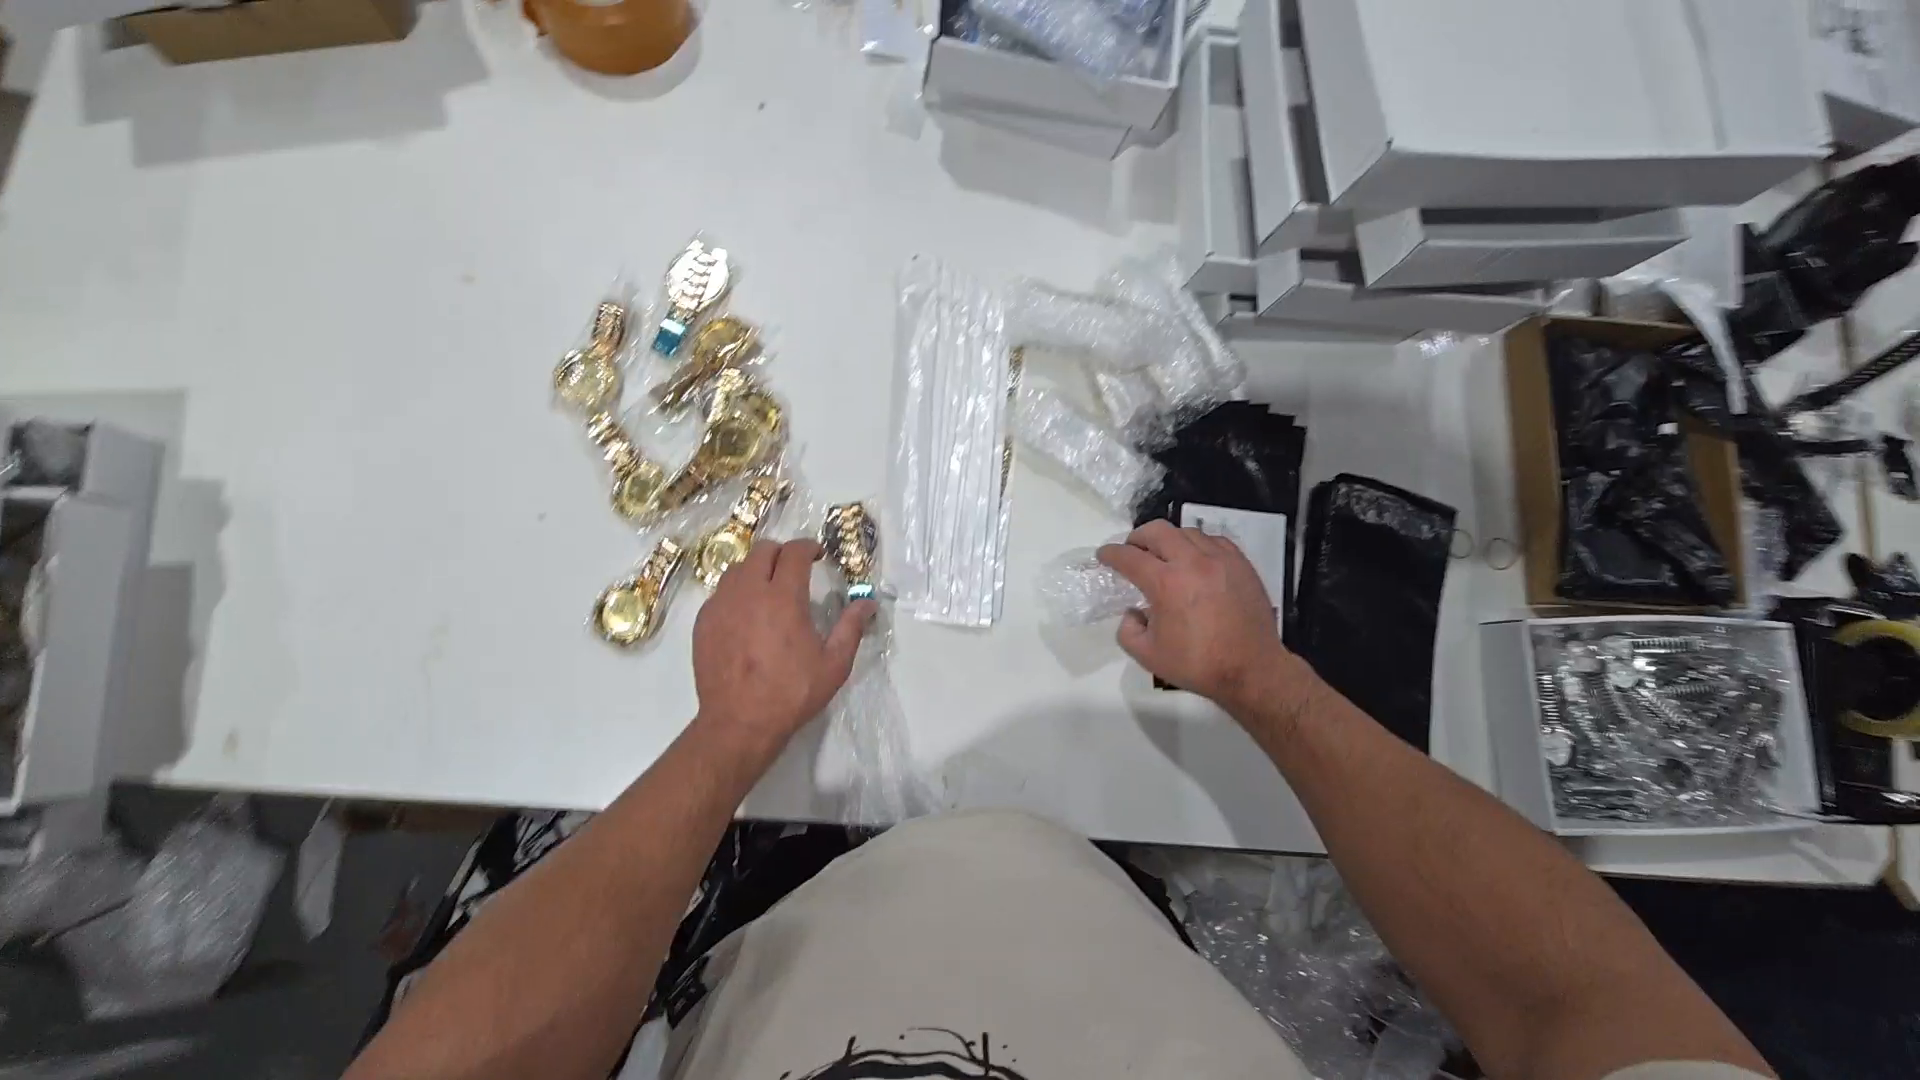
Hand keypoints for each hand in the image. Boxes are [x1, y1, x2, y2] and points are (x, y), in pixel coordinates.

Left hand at [691, 540, 874, 755]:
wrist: (739, 723)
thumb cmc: (792, 693)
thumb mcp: (834, 663)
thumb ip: (851, 627)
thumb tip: (868, 603)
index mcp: (783, 597)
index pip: (794, 552)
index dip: (808, 547)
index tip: (817, 555)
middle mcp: (749, 592)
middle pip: (762, 551)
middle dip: (781, 553)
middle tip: (794, 569)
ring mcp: (721, 605)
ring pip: (737, 569)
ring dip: (756, 570)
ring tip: (769, 589)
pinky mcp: (703, 622)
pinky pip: (720, 593)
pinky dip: (736, 592)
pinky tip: (747, 615)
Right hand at [1097, 521, 1303, 714]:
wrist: (1251, 670)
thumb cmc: (1198, 665)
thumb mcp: (1147, 655)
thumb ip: (1127, 630)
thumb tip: (1134, 611)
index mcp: (1166, 583)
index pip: (1129, 557)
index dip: (1111, 554)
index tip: (1104, 556)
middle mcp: (1192, 562)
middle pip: (1157, 531)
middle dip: (1137, 538)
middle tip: (1132, 551)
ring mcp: (1221, 559)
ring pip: (1187, 532)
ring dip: (1169, 540)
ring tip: (1165, 557)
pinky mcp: (1241, 563)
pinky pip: (1213, 540)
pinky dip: (1197, 545)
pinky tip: (1195, 561)